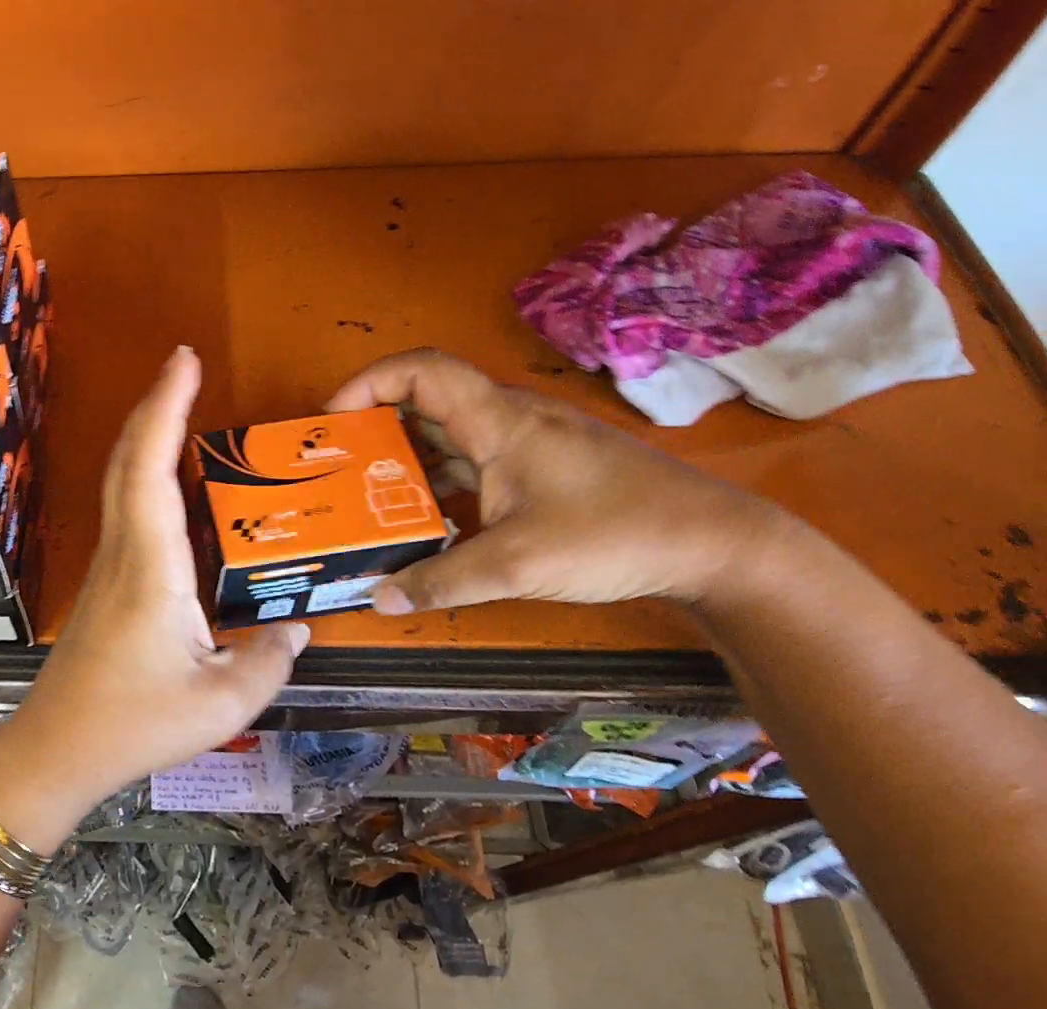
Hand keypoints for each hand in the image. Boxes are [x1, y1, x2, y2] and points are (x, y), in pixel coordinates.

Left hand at [0, 348, 307, 835]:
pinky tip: (173, 488)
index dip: (166, 407)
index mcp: (150, 569)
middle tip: (186, 367)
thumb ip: (269, 661)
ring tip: (185, 411)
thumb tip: (295, 628)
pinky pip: (125, 512)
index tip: (185, 361)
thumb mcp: (221, 705)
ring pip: (120, 483)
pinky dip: (145, 477)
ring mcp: (107, 568)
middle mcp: (123, 554)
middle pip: (127, 461)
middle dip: (155, 404)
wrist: (58, 750)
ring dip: (147, 437)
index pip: (151, 467)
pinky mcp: (105, 586)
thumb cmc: (133, 725)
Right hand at [325, 348, 790, 612]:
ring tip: (366, 494)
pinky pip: (473, 461)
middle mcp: (510, 421)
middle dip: (373, 427)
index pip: (422, 371)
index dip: (368, 382)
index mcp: (500, 422)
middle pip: (426, 401)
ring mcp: (529, 444)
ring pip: (449, 434)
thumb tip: (377, 600)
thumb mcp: (517, 566)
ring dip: (405, 457)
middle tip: (336, 467)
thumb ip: (440, 581)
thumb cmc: (614, 535)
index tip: (331, 422)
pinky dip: (438, 480)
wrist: (715, 543)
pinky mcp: (543, 469)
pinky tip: (424, 518)